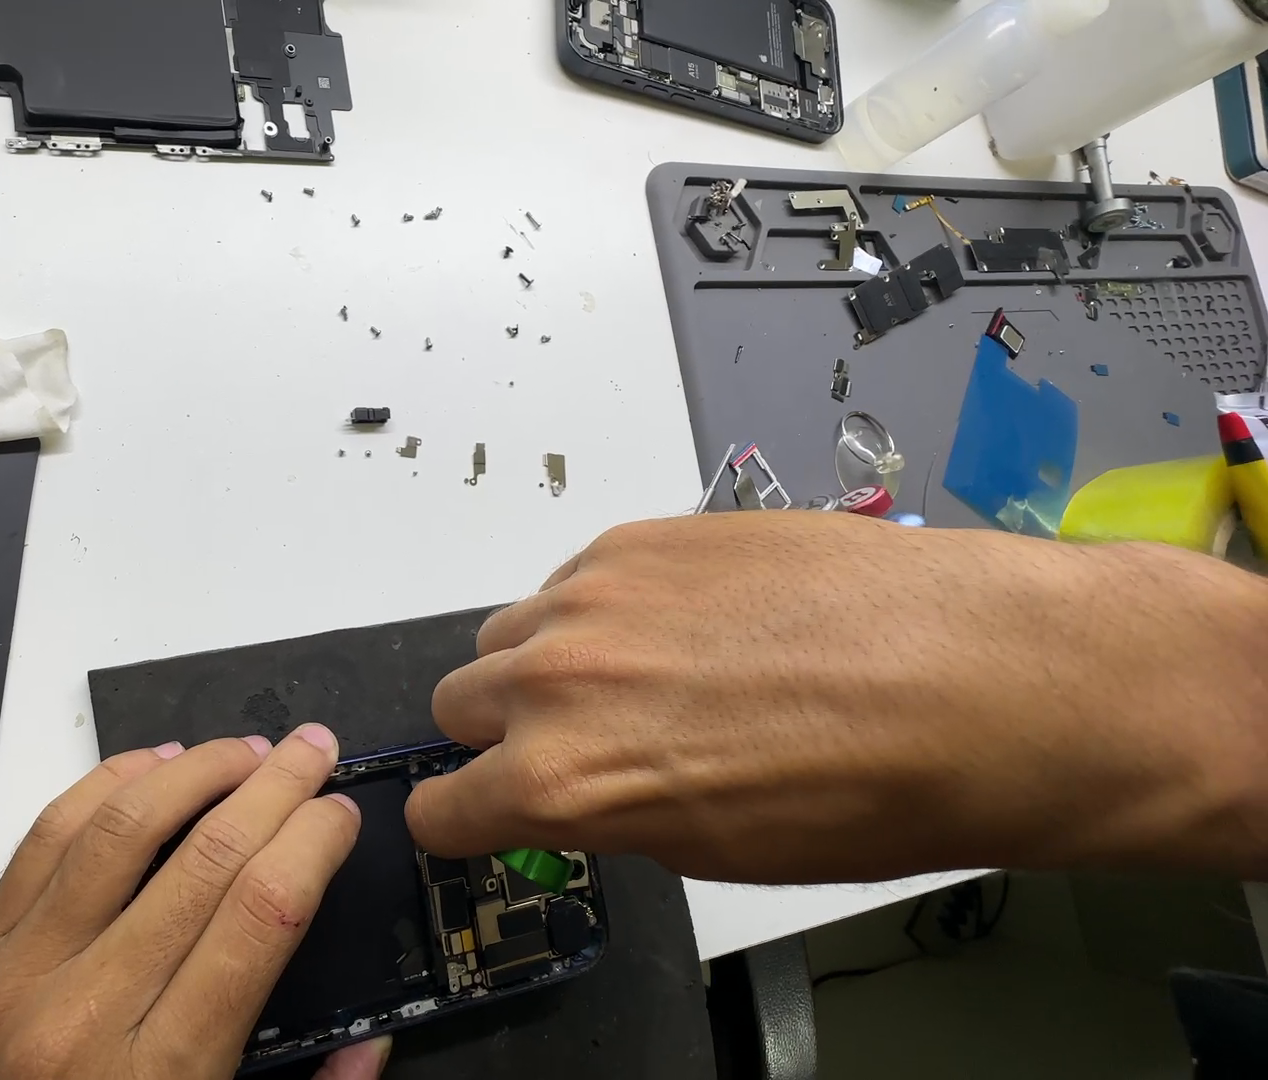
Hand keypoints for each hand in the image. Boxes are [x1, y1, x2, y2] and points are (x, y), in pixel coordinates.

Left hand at [0, 726, 389, 1079]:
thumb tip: (372, 1042)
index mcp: (163, 1077)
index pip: (260, 915)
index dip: (312, 845)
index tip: (340, 812)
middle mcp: (89, 1008)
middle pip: (205, 857)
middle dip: (275, 785)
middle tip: (314, 745)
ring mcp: (23, 965)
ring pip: (124, 824)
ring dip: (196, 768)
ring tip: (246, 748)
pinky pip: (50, 831)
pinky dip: (110, 779)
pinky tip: (156, 761)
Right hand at [405, 512, 1267, 883]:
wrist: (983, 675)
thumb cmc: (864, 796)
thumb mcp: (710, 850)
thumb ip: (599, 813)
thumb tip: (562, 789)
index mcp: (564, 780)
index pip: (440, 807)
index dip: (460, 816)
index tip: (482, 808)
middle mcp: (551, 681)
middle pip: (453, 703)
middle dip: (497, 730)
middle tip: (571, 733)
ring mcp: (584, 597)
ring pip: (504, 637)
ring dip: (541, 663)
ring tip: (633, 668)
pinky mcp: (627, 539)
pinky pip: (568, 585)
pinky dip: (596, 612)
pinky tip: (678, 619)